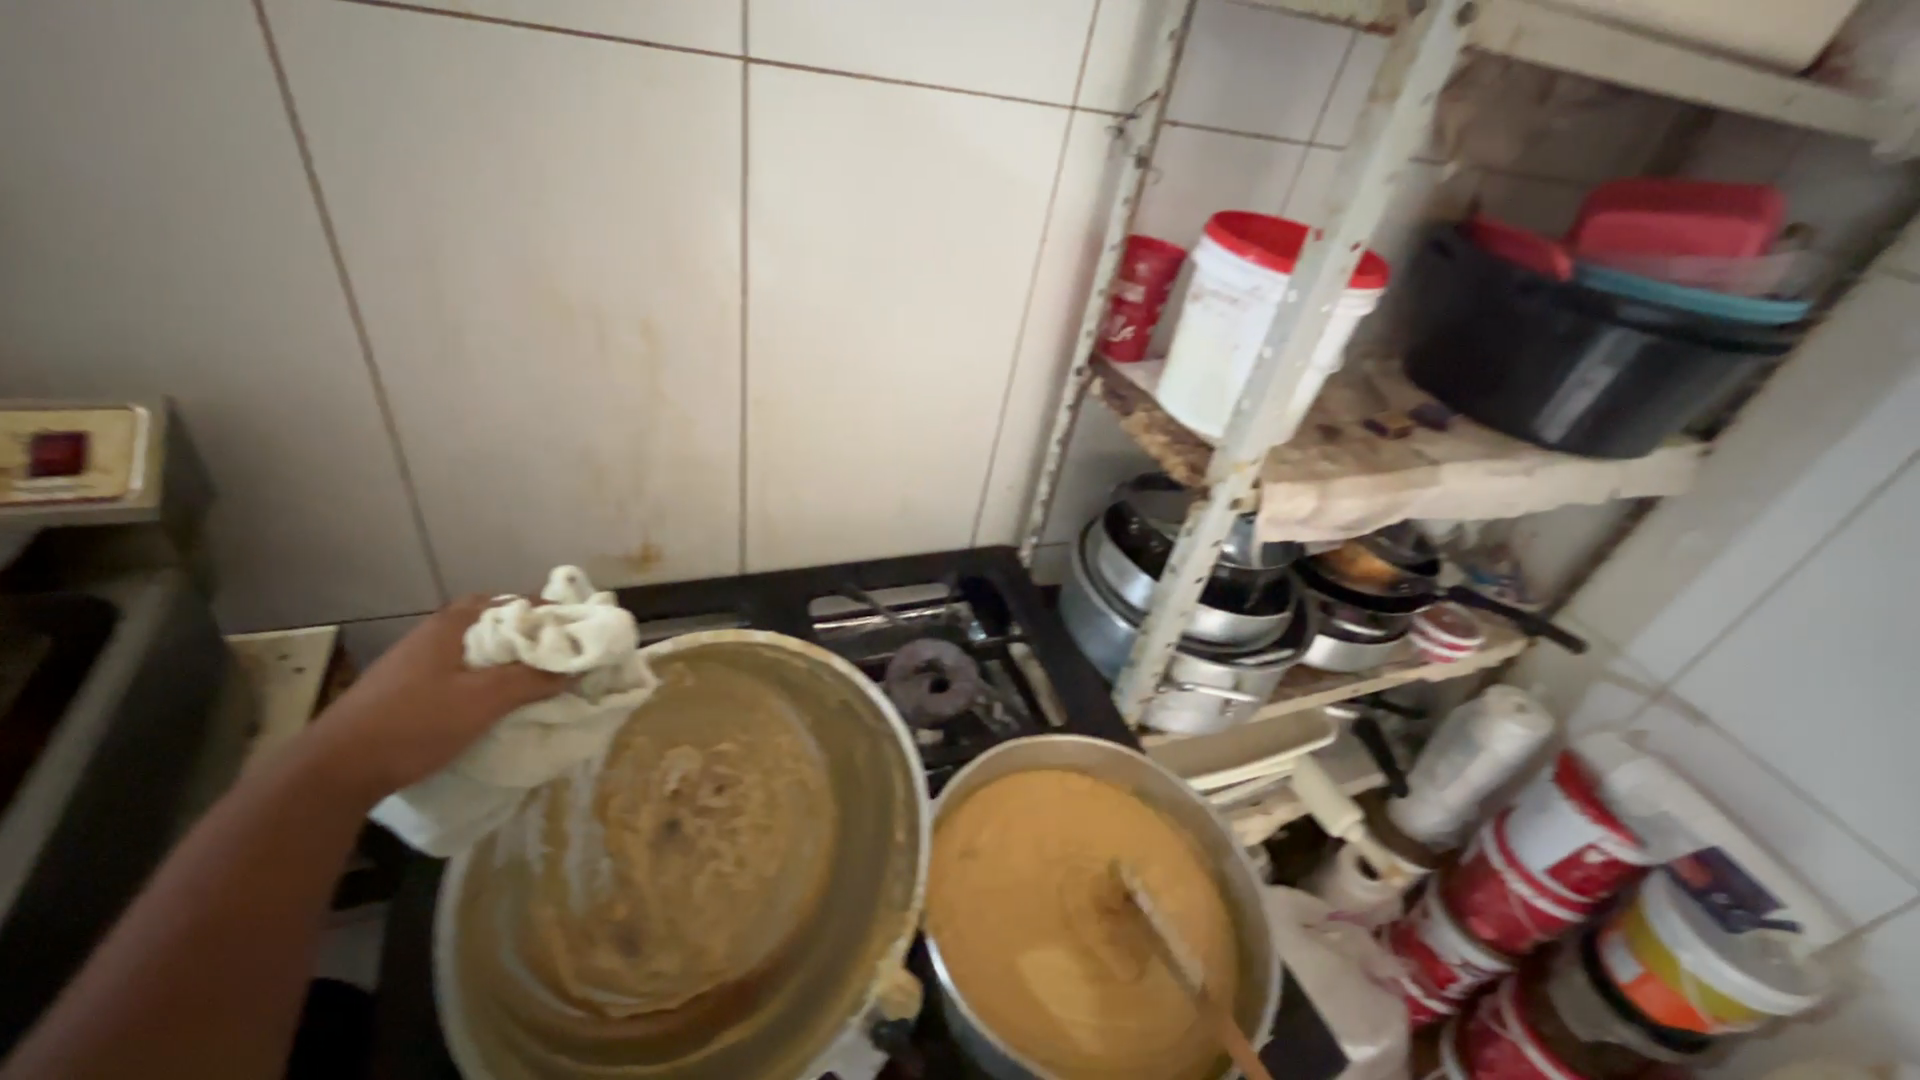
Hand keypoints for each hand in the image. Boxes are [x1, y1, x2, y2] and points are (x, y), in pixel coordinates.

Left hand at [301, 596, 569, 802]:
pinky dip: (489, 676)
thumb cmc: (414, 724)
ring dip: (510, 659)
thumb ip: (531, 679)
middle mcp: (435, 632)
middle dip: (531, 637)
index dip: (549, 614)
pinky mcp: (410, 686)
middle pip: (496, 623)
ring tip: (541, 679)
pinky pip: (463, 669)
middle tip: (564, 656)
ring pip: (479, 648)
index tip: (580, 632)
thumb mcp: (483, 701)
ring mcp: (418, 660)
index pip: (513, 603)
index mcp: (453, 624)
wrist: (336, 769)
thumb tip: (575, 666)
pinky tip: (500, 698)